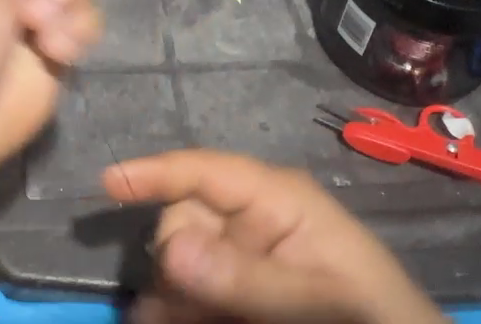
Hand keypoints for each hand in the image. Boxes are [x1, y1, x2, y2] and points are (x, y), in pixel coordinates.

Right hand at [105, 151, 445, 323]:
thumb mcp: (320, 298)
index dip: (155, 173)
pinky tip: (158, 321)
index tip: (107, 183)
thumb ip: (248, 277)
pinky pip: (194, 292)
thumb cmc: (374, 317)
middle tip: (182, 308)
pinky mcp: (243, 291)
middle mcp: (254, 219)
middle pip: (185, 221)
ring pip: (183, 262)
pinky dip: (177, 307)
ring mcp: (247, 257)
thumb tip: (169, 252)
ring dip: (169, 294)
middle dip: (173, 261)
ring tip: (160, 322)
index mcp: (277, 199)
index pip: (205, 172)